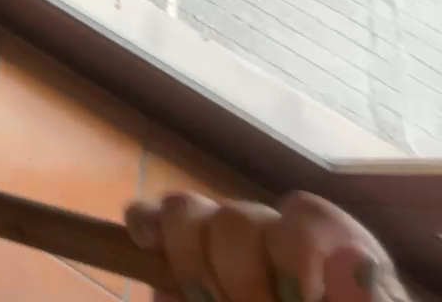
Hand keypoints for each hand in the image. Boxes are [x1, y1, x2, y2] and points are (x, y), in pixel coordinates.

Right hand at [125, 191, 406, 301]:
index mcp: (333, 259)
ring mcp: (214, 238)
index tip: (296, 297)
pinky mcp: (166, 245)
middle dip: (239, 275)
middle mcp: (271, 237)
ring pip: (185, 207)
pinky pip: (144, 213)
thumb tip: (354, 262)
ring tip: (206, 301)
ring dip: (191, 260)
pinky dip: (144, 225)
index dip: (296, 248)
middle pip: (239, 216)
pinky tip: (148, 249)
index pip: (310, 216)